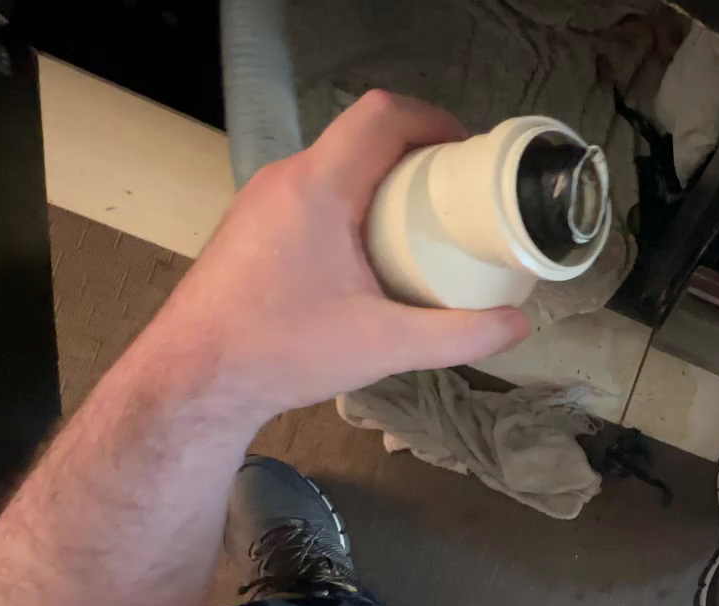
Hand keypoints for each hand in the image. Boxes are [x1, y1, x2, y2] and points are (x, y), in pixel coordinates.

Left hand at [123, 91, 531, 417]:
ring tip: (434, 229)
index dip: (435, 121)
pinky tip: (384, 256)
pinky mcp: (260, 227)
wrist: (198, 377)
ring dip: (393, 184)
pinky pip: (323, 195)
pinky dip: (364, 207)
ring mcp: (268, 201)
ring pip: (343, 168)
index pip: (381, 116)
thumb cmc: (288, 351)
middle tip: (466, 201)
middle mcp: (288, 179)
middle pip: (365, 138)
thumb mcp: (390, 346)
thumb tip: (520, 325)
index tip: (474, 156)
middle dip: (424, 158)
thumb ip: (463, 336)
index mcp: (319, 187)